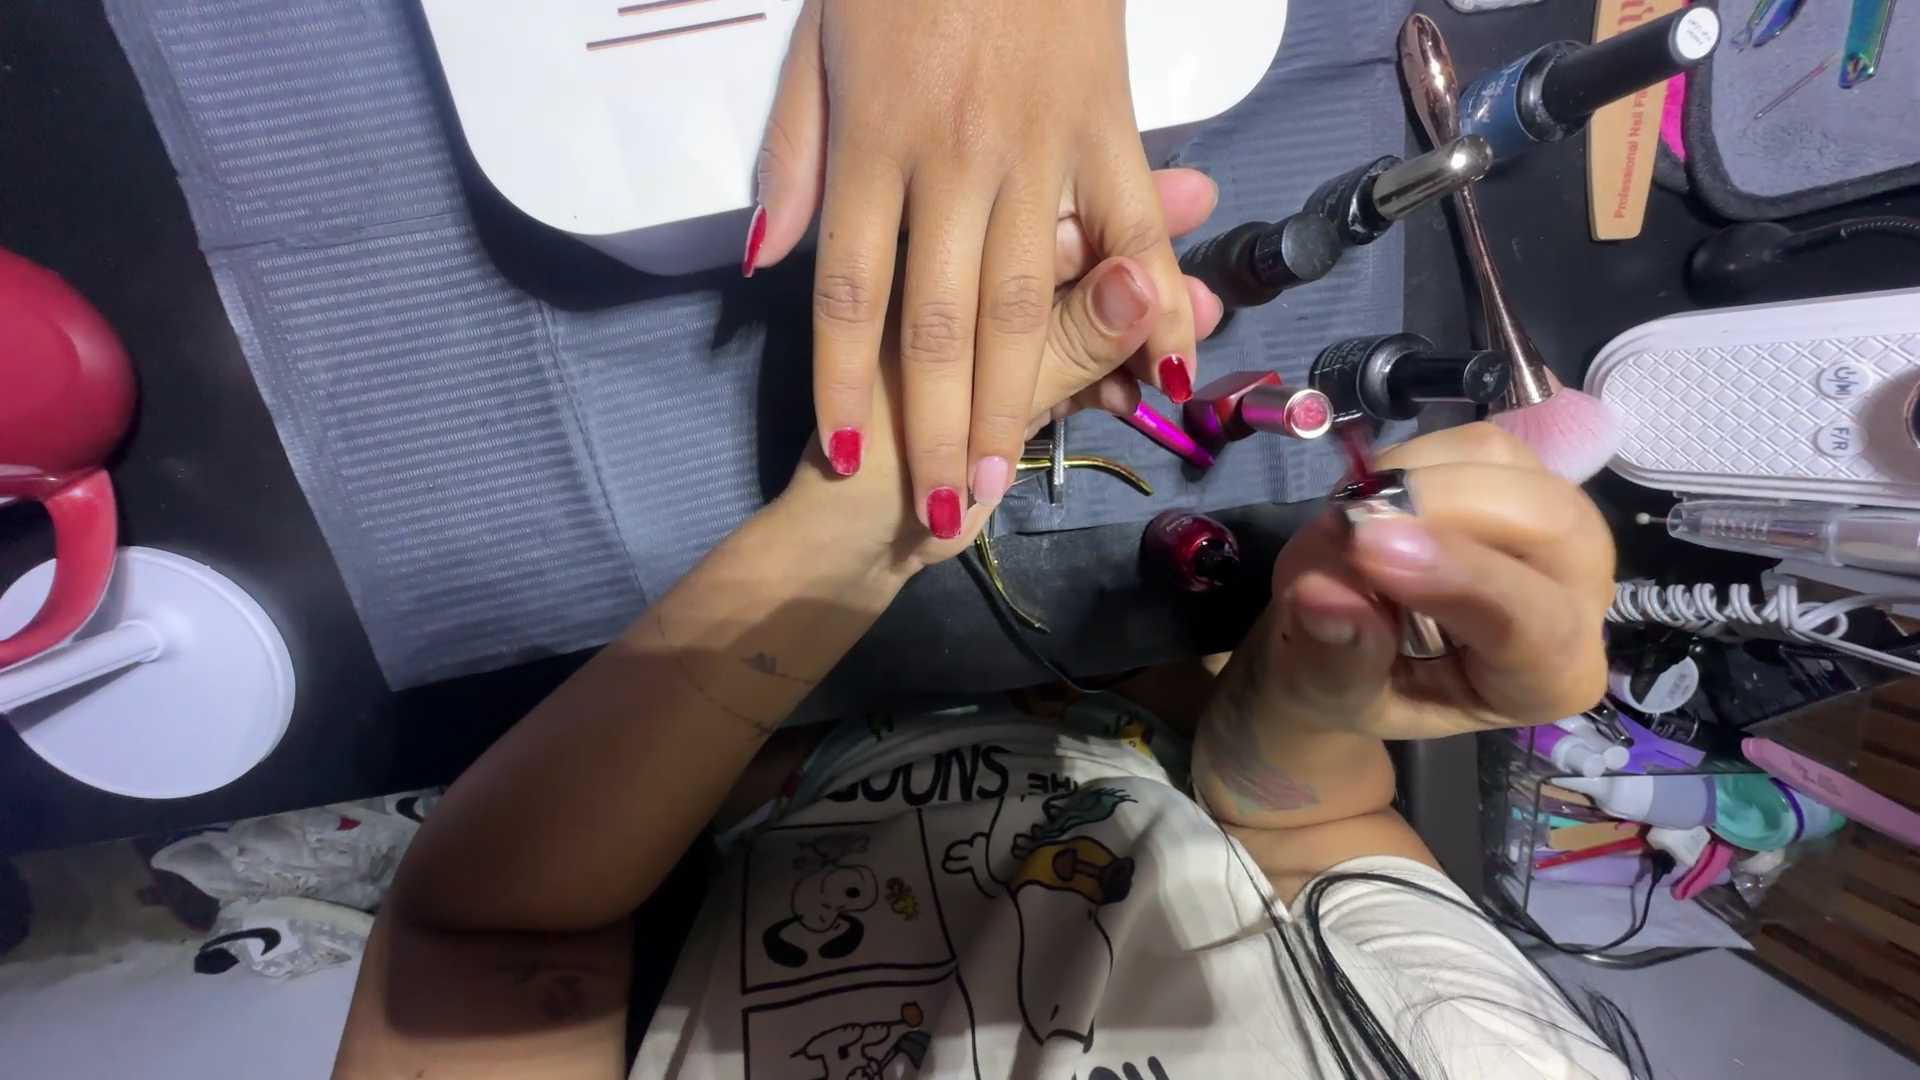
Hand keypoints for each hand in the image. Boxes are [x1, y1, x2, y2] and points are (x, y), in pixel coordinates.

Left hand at [754, 0, 1197, 537]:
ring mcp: (1037, 148)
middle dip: (937, 430)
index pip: (849, 295)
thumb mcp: (815, 39)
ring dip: (1017, 405)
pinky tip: (1168, 380)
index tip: (843, 461)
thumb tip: (763, 264)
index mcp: (872, 141)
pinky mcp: (1107, 124)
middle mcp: (951, 161)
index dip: (843, 386)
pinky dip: (1158, 306)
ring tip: (1001, 484)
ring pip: (1026, 305)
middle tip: (939, 515)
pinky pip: (1132, 230)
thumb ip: (791, 160)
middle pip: (940, 326)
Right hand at [1252, 425, 1614, 738]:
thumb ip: (1334, 652)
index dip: (1456, 575)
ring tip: (1349, 525)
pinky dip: (1406, 462)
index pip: (1534, 621)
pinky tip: (1372, 506)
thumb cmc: (1348, 686)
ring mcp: (1550, 535)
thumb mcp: (1328, 692)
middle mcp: (1573, 602)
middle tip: (1346, 524)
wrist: (1345, 654)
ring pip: (1506, 466)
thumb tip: (1322, 592)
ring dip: (1410, 481)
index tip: (1365, 546)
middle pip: (1547, 520)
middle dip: (1439, 506)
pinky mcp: (1515, 486)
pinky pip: (1472, 446)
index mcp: (1542, 680)